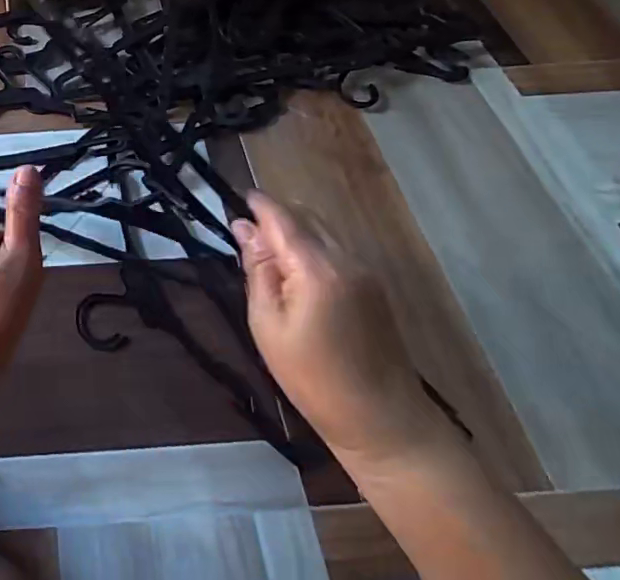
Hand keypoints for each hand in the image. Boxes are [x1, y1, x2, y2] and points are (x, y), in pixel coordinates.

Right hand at [234, 191, 442, 464]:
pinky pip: (337, 249)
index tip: (237, 199)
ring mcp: (365, 269)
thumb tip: (244, 227)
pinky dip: (314, 247)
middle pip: (306, 216)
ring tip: (271, 257)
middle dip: (277, 216)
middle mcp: (345, 258)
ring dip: (296, 230)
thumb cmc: (313, 380)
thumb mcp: (268, 326)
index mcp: (317, 268)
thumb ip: (258, 270)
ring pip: (323, 230)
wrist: (382, 420)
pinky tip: (299, 276)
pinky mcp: (374, 284)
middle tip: (248, 234)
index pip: (282, 218)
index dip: (259, 204)